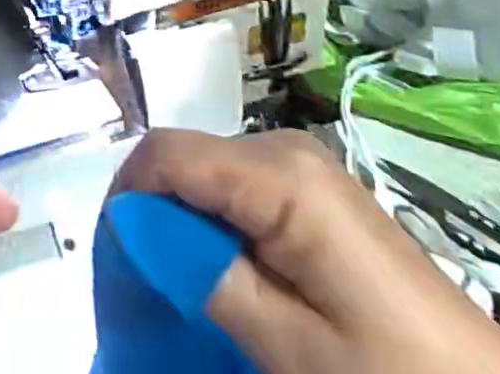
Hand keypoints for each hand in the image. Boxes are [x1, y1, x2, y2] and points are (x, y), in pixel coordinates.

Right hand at [113, 129, 499, 373]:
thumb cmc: (386, 372)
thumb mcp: (286, 343)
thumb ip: (204, 275)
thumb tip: (136, 230)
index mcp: (279, 175)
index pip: (168, 154)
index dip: (127, 198)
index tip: (113, 265)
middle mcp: (286, 148)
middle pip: (186, 160)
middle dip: (152, 215)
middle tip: (143, 290)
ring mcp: (303, 165)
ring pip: (209, 174)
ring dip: (182, 225)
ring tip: (180, 291)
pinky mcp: (312, 187)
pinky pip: (240, 190)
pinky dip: (215, 227)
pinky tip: (225, 278)